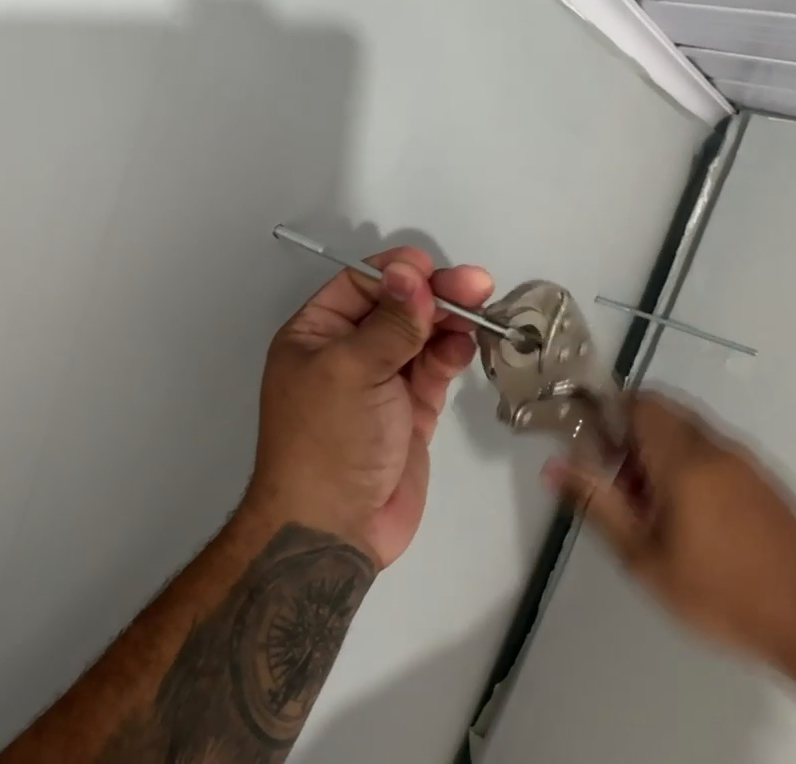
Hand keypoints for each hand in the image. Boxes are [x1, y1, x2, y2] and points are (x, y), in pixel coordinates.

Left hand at [244, 246, 493, 568]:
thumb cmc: (327, 439)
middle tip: (477, 286)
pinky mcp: (408, 412)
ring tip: (480, 312)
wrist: (333, 526)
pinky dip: (450, 356)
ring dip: (447, 323)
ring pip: (419, 338)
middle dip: (433, 295)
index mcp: (314, 334)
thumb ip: (389, 322)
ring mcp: (379, 383)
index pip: (359, 285)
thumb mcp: (351, 370)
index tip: (434, 269)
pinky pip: (432, 372)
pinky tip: (465, 344)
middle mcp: (345, 352)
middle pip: (395, 308)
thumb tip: (409, 270)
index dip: (397, 274)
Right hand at [546, 392, 795, 666]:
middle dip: (629, 435)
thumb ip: (596, 505)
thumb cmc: (724, 594)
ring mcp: (751, 467)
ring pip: (689, 435)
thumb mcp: (643, 558)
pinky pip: (715, 456)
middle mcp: (720, 450)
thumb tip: (553, 466)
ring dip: (658, 454)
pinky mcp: (770, 488)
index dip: (606, 412)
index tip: (591, 449)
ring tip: (650, 510)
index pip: (639, 401)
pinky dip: (688, 470)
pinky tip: (688, 523)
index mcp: (686, 460)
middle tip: (616, 483)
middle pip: (663, 412)